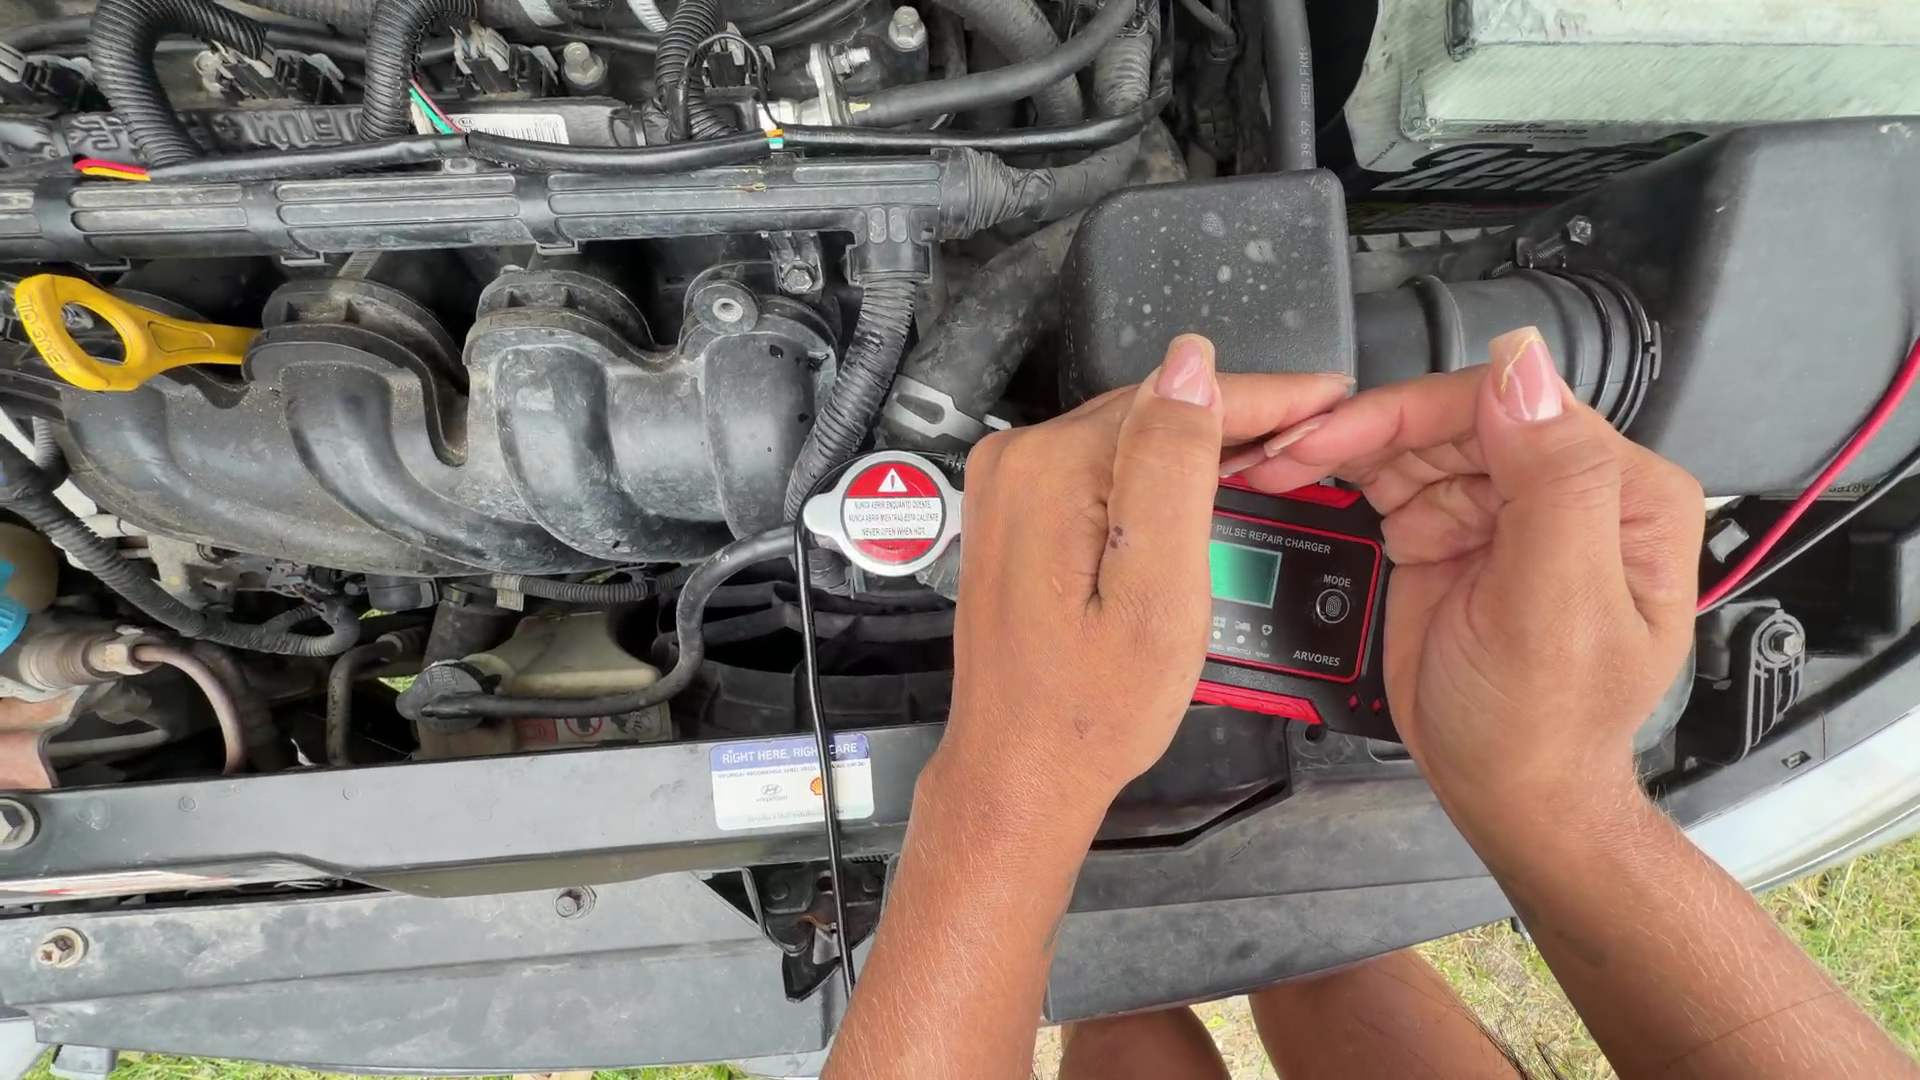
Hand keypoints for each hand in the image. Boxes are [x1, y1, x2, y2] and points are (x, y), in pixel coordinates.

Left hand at [942, 335, 1354, 813]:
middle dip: (1229, 421)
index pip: (1172, 402)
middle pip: (1145, 415)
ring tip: (1268, 454)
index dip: (1261, 398)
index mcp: (1050, 471)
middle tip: (1310, 428)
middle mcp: (1014, 464)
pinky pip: (1094, 470)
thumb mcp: (1157, 591)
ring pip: (1122, 440)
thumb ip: (1173, 469)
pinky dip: (1147, 474)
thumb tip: (1191, 367)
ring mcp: (1005, 488)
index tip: (1325, 397)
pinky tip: (1191, 486)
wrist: (1021, 764)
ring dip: (1191, 447)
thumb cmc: (1089, 706)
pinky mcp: (1011, 514)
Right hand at [1226, 328, 1703, 843]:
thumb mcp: (1552, 607)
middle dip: (1353, 433)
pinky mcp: (1436, 531)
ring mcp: (1487, 508)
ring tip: (1272, 468)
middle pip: (1440, 421)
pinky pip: (1382, 482)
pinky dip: (1335, 480)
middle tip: (1276, 455)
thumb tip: (1518, 362)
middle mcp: (1550, 486)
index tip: (1319, 438)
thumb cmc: (1539, 715)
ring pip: (1403, 445)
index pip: (1500, 407)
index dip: (1401, 413)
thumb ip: (1550, 482)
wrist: (1499, 782)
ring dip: (1333, 452)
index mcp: (1611, 490)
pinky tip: (1299, 484)